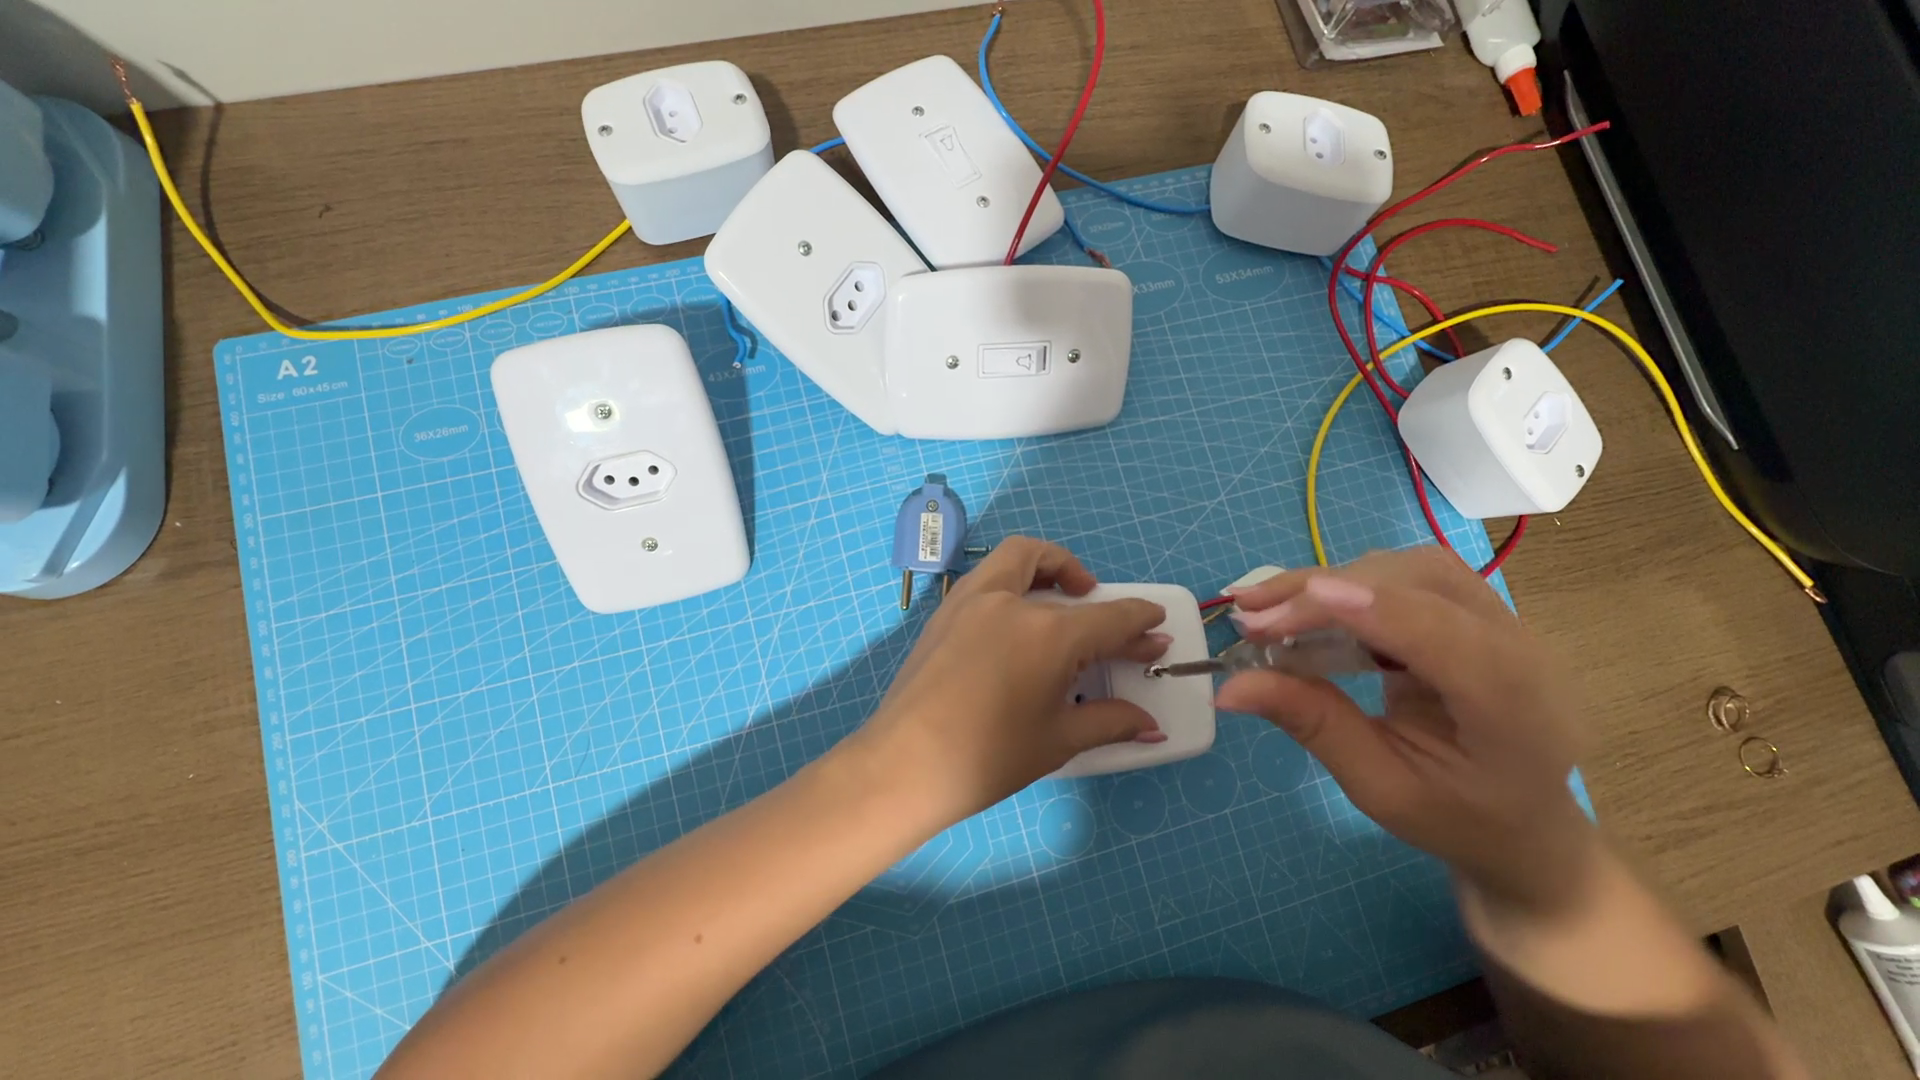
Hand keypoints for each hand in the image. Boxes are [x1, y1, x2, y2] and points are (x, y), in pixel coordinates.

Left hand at [842, 537, 1171, 828]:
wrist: (905, 765)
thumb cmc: (988, 757)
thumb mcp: (1057, 740)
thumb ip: (1109, 721)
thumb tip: (1149, 723)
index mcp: (1046, 632)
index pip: (1108, 617)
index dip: (1139, 621)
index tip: (1156, 626)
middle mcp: (1007, 602)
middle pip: (1052, 565)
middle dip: (1083, 579)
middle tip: (1095, 599)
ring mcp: (967, 602)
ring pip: (1010, 558)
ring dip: (1040, 565)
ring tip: (1054, 596)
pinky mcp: (941, 615)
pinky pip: (984, 579)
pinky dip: (1009, 582)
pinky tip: (1012, 624)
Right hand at [1215, 547, 1595, 912]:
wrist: (1525, 822)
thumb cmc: (1457, 817)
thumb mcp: (1380, 787)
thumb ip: (1315, 725)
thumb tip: (1230, 687)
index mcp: (1512, 705)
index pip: (1441, 635)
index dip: (1365, 610)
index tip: (1282, 608)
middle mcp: (1519, 646)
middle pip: (1419, 584)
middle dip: (1327, 591)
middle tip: (1251, 618)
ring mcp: (1504, 620)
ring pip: (1412, 568)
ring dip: (1336, 579)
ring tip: (1271, 607)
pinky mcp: (1476, 610)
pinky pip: (1412, 576)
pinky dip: (1354, 583)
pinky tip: (1314, 607)